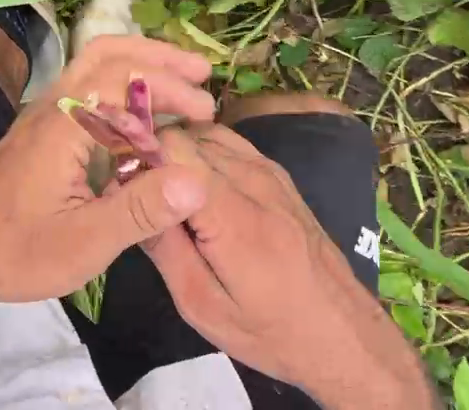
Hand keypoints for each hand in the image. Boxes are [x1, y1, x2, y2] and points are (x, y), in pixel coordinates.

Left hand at [0, 36, 216, 318]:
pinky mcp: (41, 129)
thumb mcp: (85, 243)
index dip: (166, 88)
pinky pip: (84, 89)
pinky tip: (142, 115)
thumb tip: (198, 180)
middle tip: (201, 74)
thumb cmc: (18, 250)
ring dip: (137, 66)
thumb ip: (141, 210)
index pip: (121, 81)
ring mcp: (43, 114)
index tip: (206, 111)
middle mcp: (51, 106)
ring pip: (91, 66)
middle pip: (105, 55)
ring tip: (181, 82)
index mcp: (62, 126)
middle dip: (156, 58)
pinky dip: (120, 87)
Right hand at [144, 126, 432, 409]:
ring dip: (176, 149)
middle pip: (185, 135)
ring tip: (164, 186)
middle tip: (138, 189)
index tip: (123, 183)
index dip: (139, 157)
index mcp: (235, 218)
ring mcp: (270, 172)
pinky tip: (195, 182)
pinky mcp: (277, 173)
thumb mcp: (201, 307)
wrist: (346, 338)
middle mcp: (255, 181)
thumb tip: (125, 195)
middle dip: (153, 153)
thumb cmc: (270, 332)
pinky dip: (201, 149)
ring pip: (203, 131)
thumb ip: (162, 246)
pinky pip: (226, 140)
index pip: (173, 148)